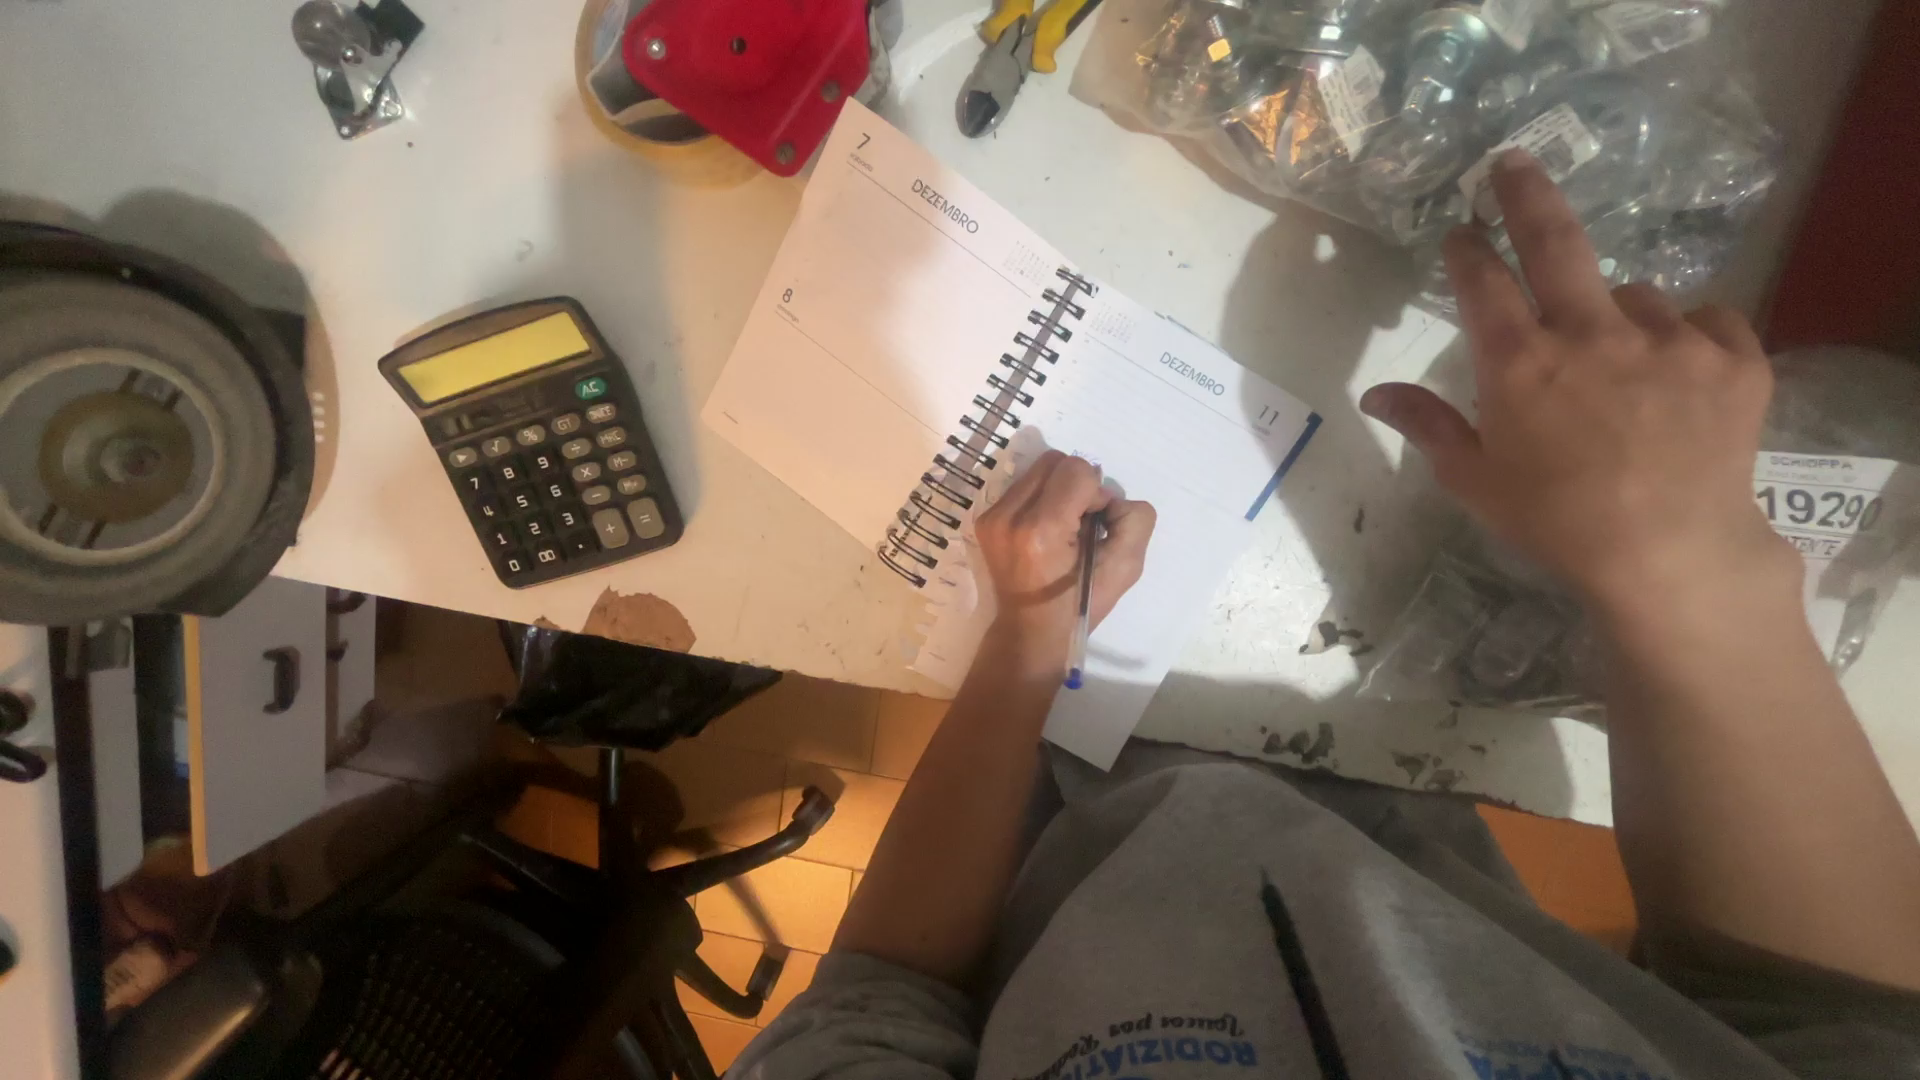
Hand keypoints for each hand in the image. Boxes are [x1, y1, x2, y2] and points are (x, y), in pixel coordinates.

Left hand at [975, 451, 1155, 652]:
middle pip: (1055, 461)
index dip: (1097, 493)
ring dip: (1058, 489)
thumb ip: (1133, 520)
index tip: (1096, 524)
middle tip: (1082, 520)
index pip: (1077, 471)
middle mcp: (1009, 517)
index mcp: (1042, 531)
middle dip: (1077, 484)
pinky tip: (1045, 530)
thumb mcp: (1125, 568)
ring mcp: (992, 517)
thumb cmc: (1079, 604)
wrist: (1030, 631)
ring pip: (1038, 470)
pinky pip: (1022, 486)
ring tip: (1063, 525)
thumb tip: (1108, 496)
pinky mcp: (985, 519)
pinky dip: (1041, 498)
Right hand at [1360, 149, 1798, 621]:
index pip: (1483, 285)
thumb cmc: (1548, 516)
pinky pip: (1700, 318)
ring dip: (1610, 307)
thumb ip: (1425, 422)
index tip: (1457, 230)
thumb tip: (1374, 392)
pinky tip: (1667, 365)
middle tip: (1513, 163)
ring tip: (1608, 352)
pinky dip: (1676, 331)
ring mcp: (1669, 339)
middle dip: (1527, 197)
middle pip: (1558, 243)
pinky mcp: (1732, 357)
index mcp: (1518, 363)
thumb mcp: (1469, 476)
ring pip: (1632, 293)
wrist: (1667, 549)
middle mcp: (1591, 334)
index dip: (1466, 252)